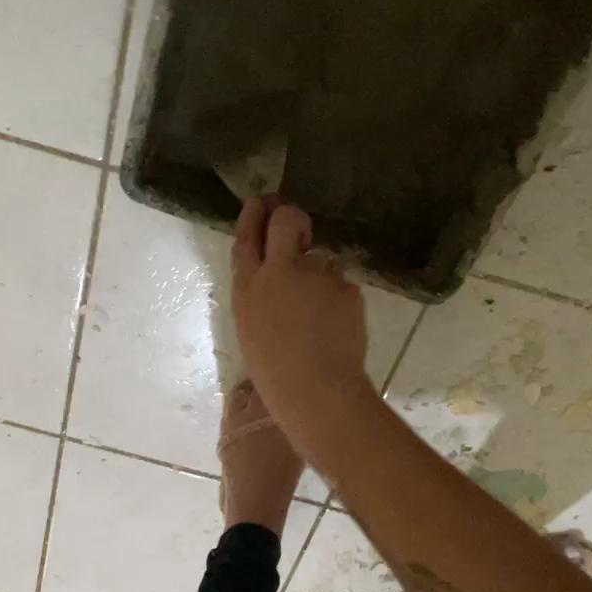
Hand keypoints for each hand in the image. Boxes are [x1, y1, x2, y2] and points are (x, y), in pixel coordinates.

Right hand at [230, 197, 369, 419]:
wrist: (315, 390)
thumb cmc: (275, 375)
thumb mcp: (252, 331)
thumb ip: (260, 297)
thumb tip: (273, 279)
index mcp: (247, 288)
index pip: (247, 238)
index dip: (253, 215)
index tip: (261, 201)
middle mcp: (278, 272)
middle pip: (286, 221)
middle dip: (291, 216)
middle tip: (299, 228)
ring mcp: (314, 275)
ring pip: (320, 257)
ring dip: (320, 274)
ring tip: (320, 315)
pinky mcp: (344, 285)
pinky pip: (342, 285)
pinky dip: (339, 300)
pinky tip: (336, 327)